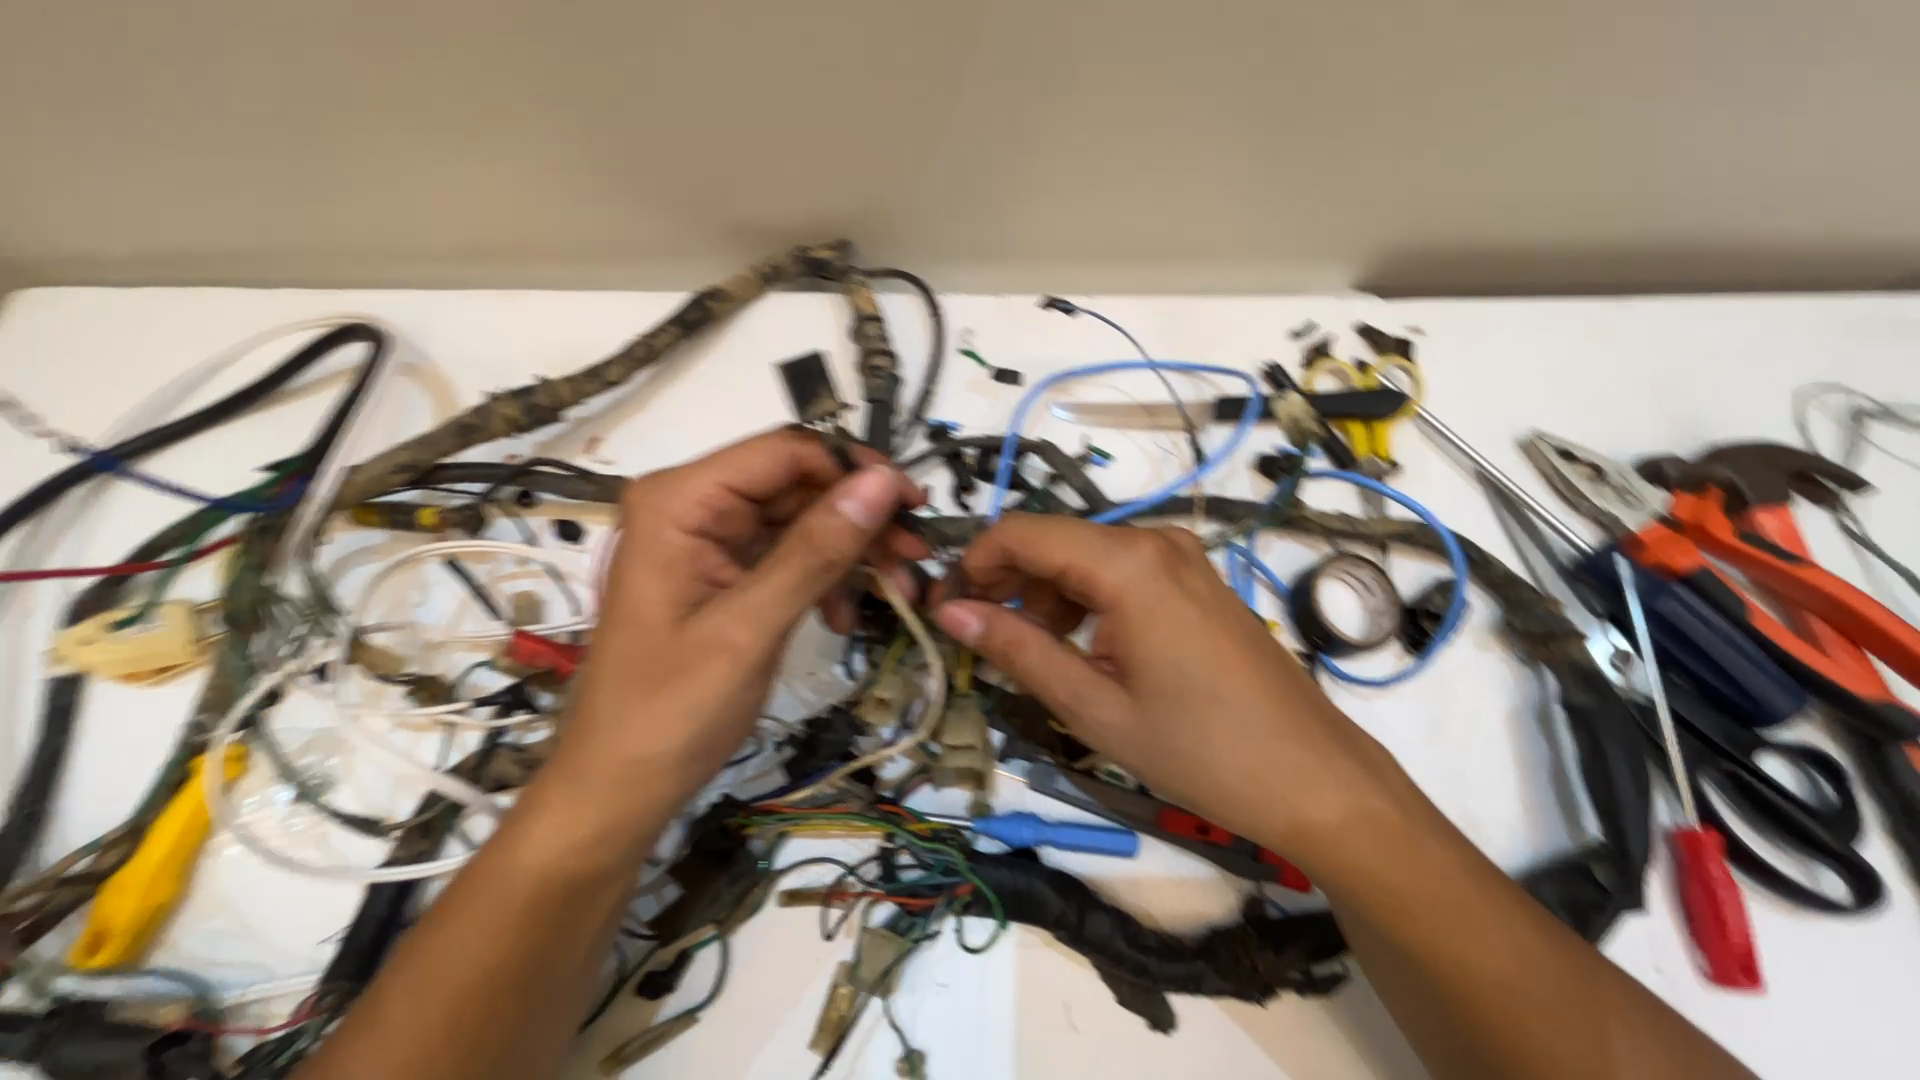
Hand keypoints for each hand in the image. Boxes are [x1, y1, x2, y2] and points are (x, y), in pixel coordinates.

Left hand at [554, 428, 925, 827]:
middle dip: (859, 517)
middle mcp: (691, 506)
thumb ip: (817, 550)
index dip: (854, 470)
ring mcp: (705, 541)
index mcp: (680, 501)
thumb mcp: (751, 627)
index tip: (914, 506)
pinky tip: (844, 617)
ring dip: (851, 551)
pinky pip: (786, 556)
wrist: (621, 786)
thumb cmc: (672, 710)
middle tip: (916, 556)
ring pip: (800, 520)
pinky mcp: (720, 575)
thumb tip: (882, 483)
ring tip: (898, 590)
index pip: (784, 452)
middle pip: (796, 484)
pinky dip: (824, 579)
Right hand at [933, 515, 1419, 872]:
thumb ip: (1018, 650)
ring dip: (1047, 597)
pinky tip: (1084, 652)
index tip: (944, 610)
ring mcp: (1184, 559)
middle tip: (980, 642)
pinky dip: (1088, 602)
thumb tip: (950, 612)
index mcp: (1128, 563)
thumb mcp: (1093, 707)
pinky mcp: (1199, 581)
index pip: (1022, 534)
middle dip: (1009, 584)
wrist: (1312, 778)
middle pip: (1055, 542)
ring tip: (1034, 657)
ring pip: (1087, 558)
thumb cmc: (1198, 750)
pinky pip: (1124, 574)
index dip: (973, 565)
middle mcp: (1156, 541)